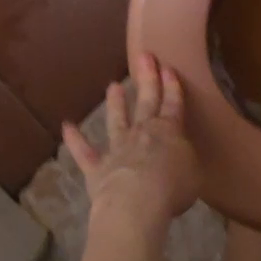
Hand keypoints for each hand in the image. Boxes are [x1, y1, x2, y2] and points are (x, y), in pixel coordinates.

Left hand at [63, 53, 200, 240]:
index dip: (171, 86)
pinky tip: (66, 126)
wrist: (137, 203)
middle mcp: (143, 133)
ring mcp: (118, 148)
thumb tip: (179, 155)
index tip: (168, 68)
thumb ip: (186, 159)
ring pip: (117, 120)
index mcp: (169, 132)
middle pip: (146, 102)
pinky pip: (84, 152)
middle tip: (144, 56)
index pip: (173, 104)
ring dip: (116, 103)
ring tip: (113, 86)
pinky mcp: (97, 167)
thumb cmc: (173, 188)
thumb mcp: (193, 172)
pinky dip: (75, 140)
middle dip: (147, 78)